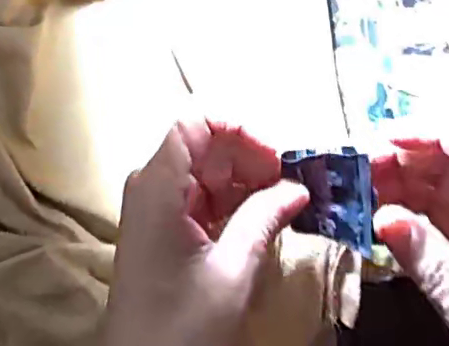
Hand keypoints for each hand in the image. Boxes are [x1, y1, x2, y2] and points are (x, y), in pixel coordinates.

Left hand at [102, 119, 310, 345]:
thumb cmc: (184, 325)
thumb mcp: (232, 272)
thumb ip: (263, 219)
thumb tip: (297, 187)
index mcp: (158, 181)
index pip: (194, 123)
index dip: (237, 129)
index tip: (277, 157)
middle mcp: (151, 181)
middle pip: (201, 144)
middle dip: (247, 155)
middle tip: (290, 182)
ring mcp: (154, 203)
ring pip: (202, 170)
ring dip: (242, 179)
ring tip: (284, 199)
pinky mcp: (161, 226)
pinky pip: (197, 195)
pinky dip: (229, 200)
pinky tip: (261, 216)